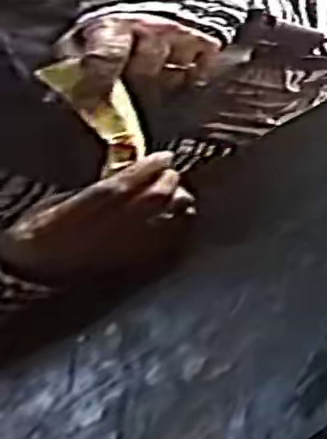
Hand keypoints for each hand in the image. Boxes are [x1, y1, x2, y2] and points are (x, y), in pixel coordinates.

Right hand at [0, 153, 194, 283]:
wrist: (32, 280)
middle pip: (159, 192)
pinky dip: (182, 216)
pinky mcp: (149, 253)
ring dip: (178, 196)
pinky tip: (173, 214)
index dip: (152, 164)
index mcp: (85, 210)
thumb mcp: (48, 209)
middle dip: (167, 178)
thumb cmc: (35, 242)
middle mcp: (117, 223)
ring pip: (178, 207)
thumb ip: (89, 190)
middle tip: (166, 174)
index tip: (163, 157)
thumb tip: (120, 175)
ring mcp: (136, 240)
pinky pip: (181, 227)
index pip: (130, 180)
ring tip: (170, 194)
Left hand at [60, 14, 220, 106]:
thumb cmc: (120, 27)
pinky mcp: (210, 43)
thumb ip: (77, 59)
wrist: (169, 3)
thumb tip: (67, 92)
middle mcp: (155, 29)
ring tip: (151, 82)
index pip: (107, 58)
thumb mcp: (89, 35)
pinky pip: (198, 72)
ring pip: (172, 75)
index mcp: (116, 26)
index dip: (97, 84)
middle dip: (131, 87)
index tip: (90, 104)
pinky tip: (175, 74)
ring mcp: (186, 36)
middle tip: (124, 95)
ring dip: (159, 84)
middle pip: (143, 71)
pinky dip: (186, 79)